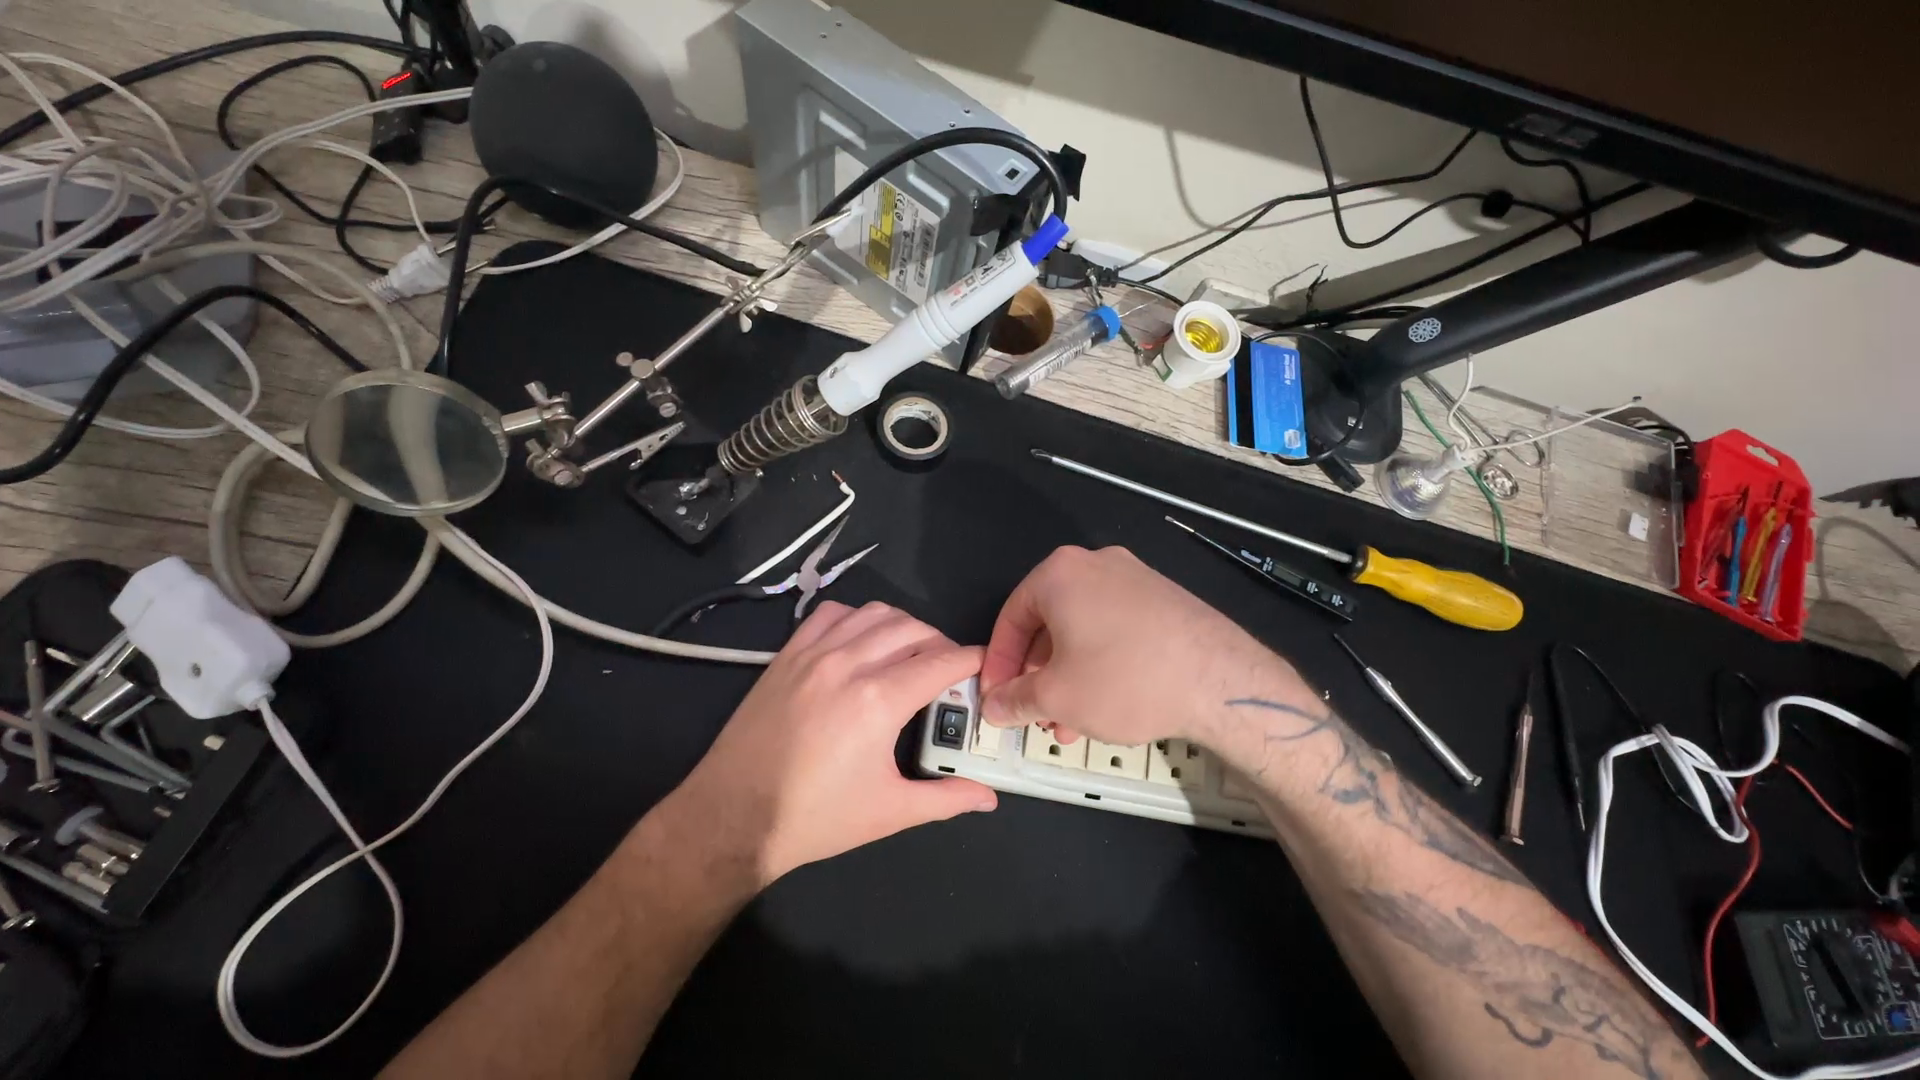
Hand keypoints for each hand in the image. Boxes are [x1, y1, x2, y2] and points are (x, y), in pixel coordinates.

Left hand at [669, 601, 996, 887]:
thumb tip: (989, 798)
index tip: (983, 668)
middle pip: (914, 629)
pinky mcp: (787, 655)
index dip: (972, 660)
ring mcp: (813, 654)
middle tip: (949, 672)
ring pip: (875, 614)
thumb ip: (946, 799)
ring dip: (903, 627)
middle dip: (942, 643)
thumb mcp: (889, 812)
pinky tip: (861, 644)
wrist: (734, 816)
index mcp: (879, 701)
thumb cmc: (815, 818)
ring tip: (910, 655)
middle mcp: (849, 664)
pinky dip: (857, 620)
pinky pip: (831, 615)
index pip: (942, 661)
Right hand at [978, 546, 1304, 746]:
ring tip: (1071, 723)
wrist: (1221, 681)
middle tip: (1034, 715)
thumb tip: (994, 705)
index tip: (996, 699)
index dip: (998, 665)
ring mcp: (1136, 579)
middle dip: (1037, 676)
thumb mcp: (1056, 697)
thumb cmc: (1125, 680)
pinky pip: (1115, 631)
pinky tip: (1106, 706)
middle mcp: (1097, 565)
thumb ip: (1015, 699)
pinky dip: (1100, 666)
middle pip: (1048, 624)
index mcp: (1060, 573)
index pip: (1010, 618)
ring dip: (1068, 677)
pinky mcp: (1164, 600)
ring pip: (1083, 631)